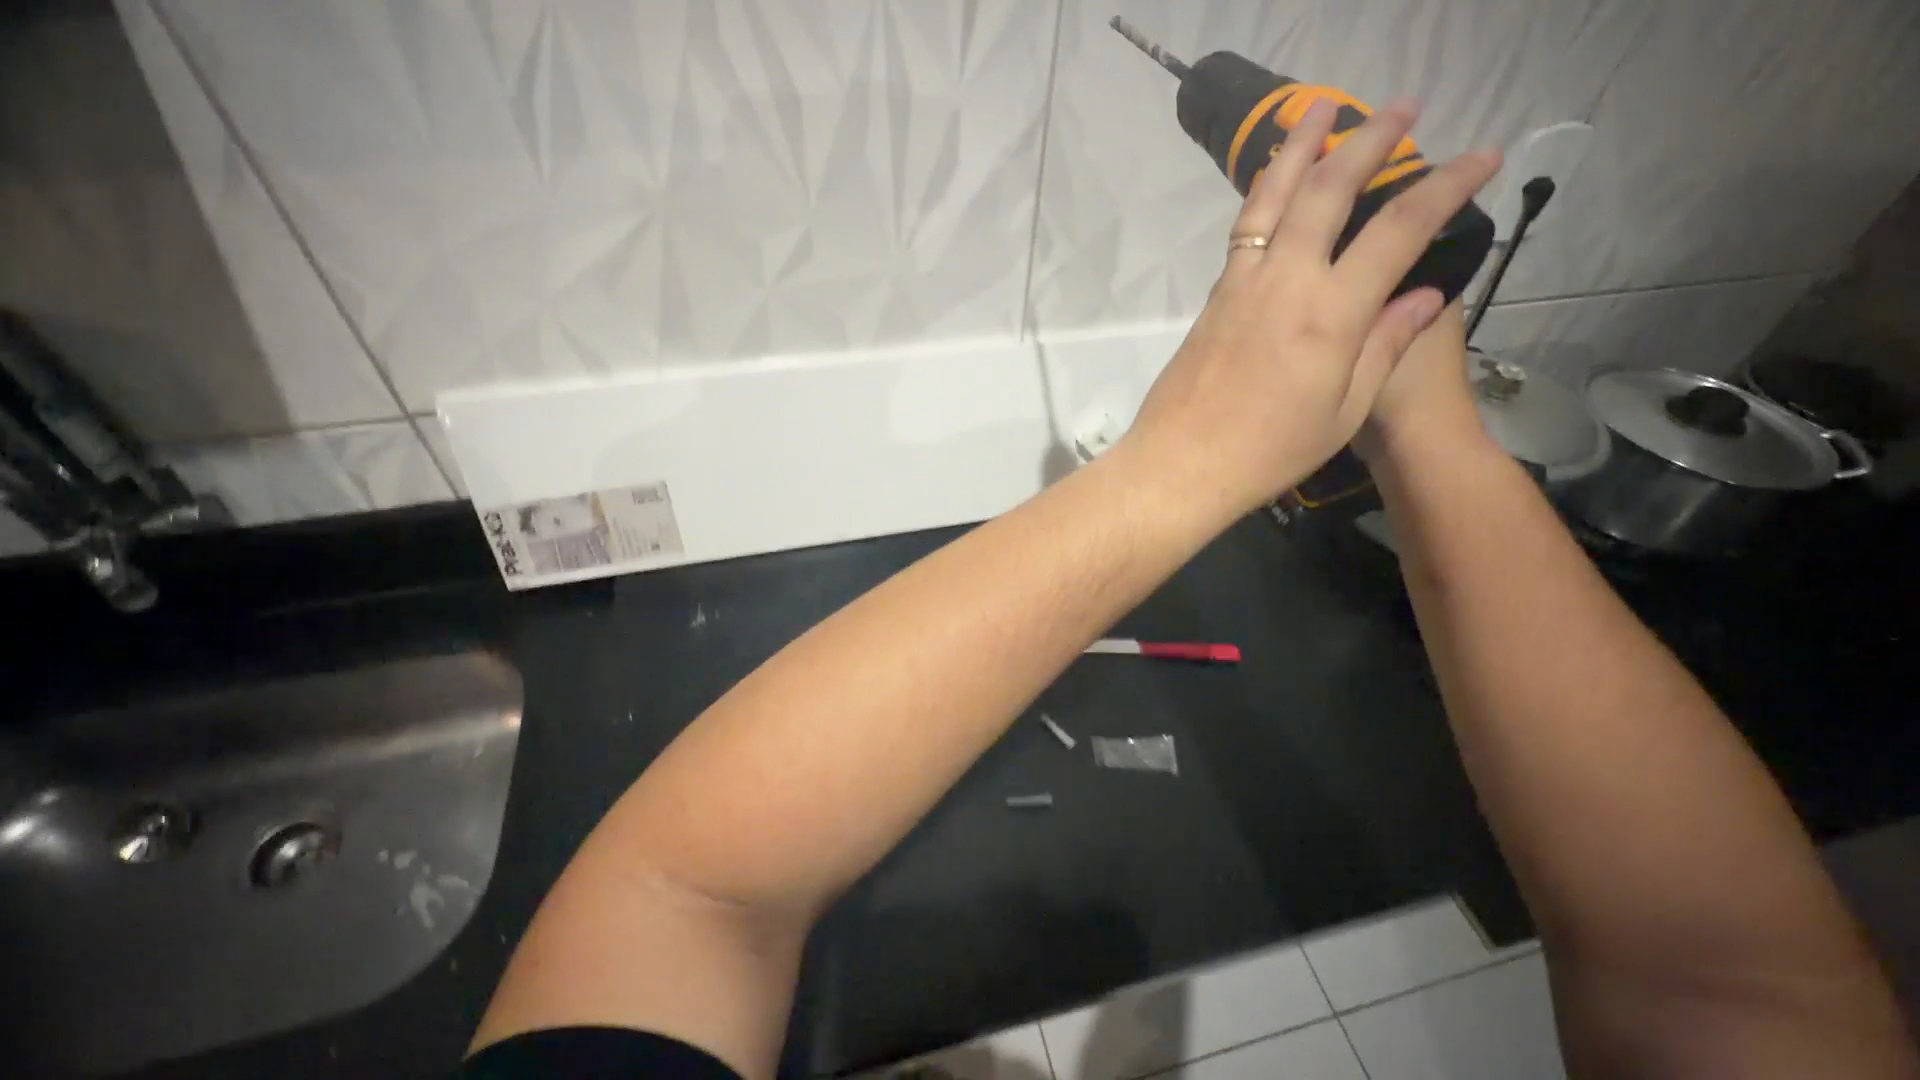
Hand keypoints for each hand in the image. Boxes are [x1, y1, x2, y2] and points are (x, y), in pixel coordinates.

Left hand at [1120, 97, 1500, 517]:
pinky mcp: (1216, 295)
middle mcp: (1286, 282)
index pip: (1400, 229)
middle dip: (1370, 139)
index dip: (1448, 185)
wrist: (1180, 465)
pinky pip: (1245, 227)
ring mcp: (1243, 283)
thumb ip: (1385, 345)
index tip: (1484, 155)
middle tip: (1402, 107)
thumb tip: (1425, 295)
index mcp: (1331, 314)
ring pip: (1274, 196)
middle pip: (1330, 190)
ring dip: (1301, 145)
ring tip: (1323, 107)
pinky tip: (1275, 180)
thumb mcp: (1344, 410)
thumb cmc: (1269, 452)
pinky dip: (1265, 191)